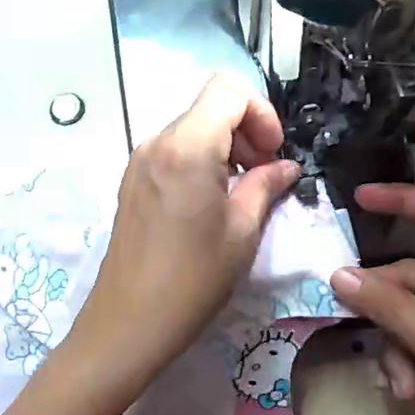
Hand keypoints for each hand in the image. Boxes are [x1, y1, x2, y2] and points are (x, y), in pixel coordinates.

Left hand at [76, 75, 298, 373]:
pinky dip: (199, 164)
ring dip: (223, 149)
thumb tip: (285, 167)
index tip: (274, 153)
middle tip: (264, 176)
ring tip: (241, 193)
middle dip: (245, 132)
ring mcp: (137, 164)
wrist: (129, 323)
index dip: (261, 113)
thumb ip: (266, 187)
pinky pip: (172, 155)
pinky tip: (210, 204)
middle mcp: (155, 144)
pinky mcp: (130, 185)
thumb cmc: (193, 279)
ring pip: (190, 132)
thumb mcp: (242, 232)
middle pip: (208, 109)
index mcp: (186, 147)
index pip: (227, 91)